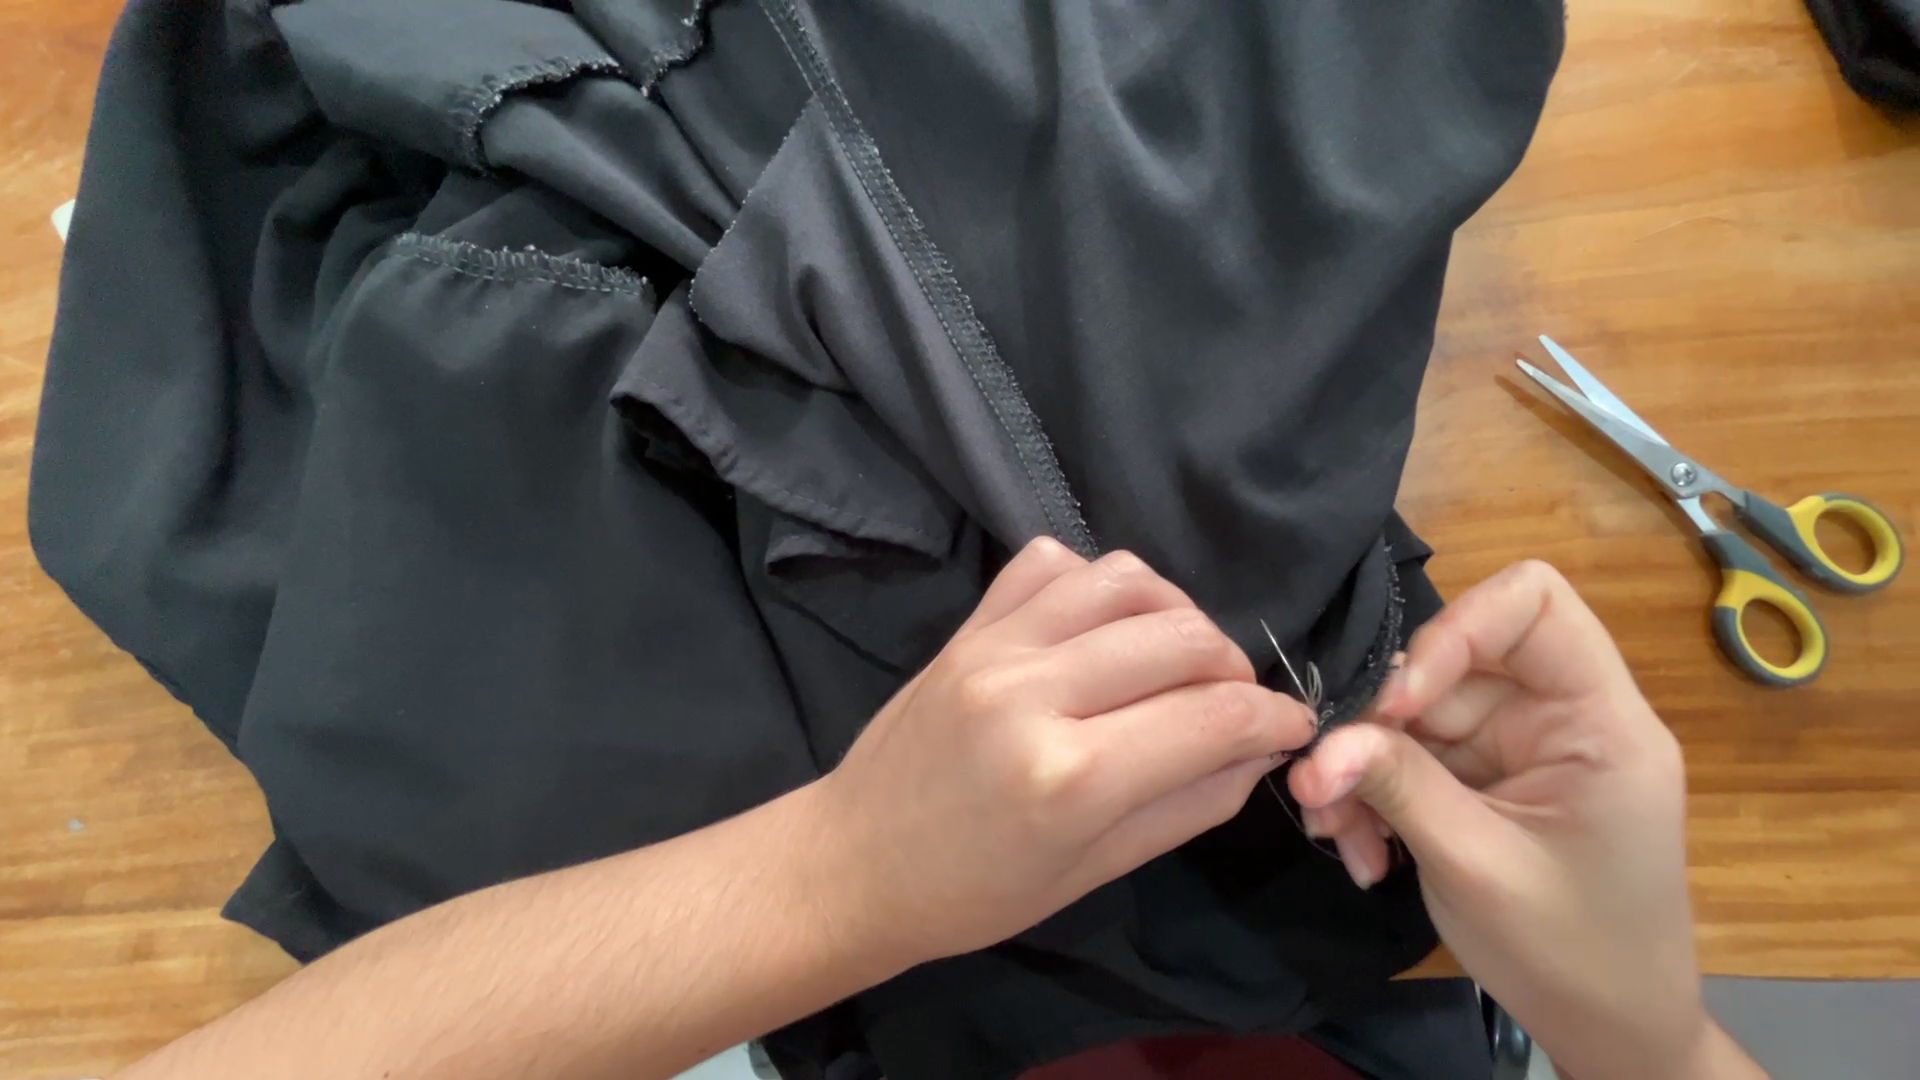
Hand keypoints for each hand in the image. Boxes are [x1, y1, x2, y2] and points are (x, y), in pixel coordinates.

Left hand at [812, 538, 1316, 966]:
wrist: (858, 858)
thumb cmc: (977, 891)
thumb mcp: (1096, 870)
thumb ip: (1190, 803)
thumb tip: (1260, 748)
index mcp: (1071, 776)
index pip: (1213, 715)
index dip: (1273, 716)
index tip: (1290, 724)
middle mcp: (1034, 691)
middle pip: (1180, 635)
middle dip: (1233, 665)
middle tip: (1231, 699)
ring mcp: (994, 646)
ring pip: (1122, 578)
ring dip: (1173, 610)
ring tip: (1174, 654)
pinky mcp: (968, 625)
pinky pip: (1048, 562)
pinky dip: (1094, 580)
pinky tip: (1101, 623)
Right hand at [1288, 561, 1762, 1079]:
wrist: (1603, 1030)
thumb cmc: (1574, 953)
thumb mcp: (1477, 865)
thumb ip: (1395, 786)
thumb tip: (1313, 745)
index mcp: (1598, 723)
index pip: (1533, 604)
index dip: (1457, 627)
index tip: (1399, 701)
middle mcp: (1551, 716)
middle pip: (1442, 664)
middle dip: (1375, 723)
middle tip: (1325, 783)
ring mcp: (1507, 744)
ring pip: (1405, 713)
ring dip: (1358, 769)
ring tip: (1337, 832)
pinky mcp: (1472, 771)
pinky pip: (1398, 754)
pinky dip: (1366, 794)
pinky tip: (1361, 847)